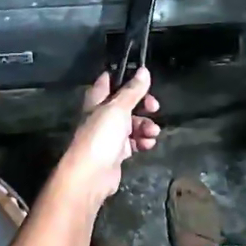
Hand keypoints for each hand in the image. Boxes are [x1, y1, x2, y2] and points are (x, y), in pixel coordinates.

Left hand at [54, 67, 160, 205]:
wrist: (90, 176)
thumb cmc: (101, 135)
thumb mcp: (118, 108)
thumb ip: (133, 90)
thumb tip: (144, 70)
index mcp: (98, 99)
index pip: (110, 80)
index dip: (126, 77)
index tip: (143, 78)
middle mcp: (102, 114)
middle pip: (126, 103)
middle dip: (143, 104)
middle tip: (154, 107)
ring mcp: (109, 134)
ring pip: (132, 123)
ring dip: (145, 125)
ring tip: (152, 133)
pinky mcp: (116, 152)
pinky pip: (133, 141)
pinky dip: (142, 141)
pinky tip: (147, 144)